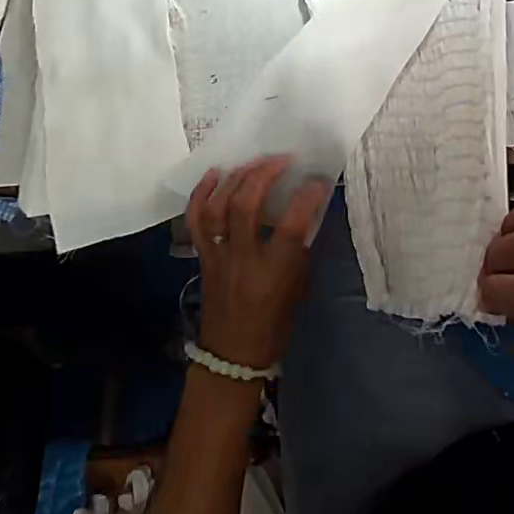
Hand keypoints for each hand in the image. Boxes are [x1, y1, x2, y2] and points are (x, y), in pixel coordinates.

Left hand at [186, 156, 330, 373]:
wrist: (233, 354)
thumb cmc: (274, 324)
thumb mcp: (299, 288)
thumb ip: (300, 250)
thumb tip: (306, 212)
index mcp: (274, 273)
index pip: (289, 226)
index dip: (305, 198)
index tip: (317, 181)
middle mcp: (243, 260)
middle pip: (246, 207)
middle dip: (264, 175)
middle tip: (282, 160)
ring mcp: (218, 256)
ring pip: (218, 208)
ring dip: (236, 178)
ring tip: (253, 162)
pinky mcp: (202, 256)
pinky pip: (196, 220)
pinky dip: (202, 193)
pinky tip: (216, 174)